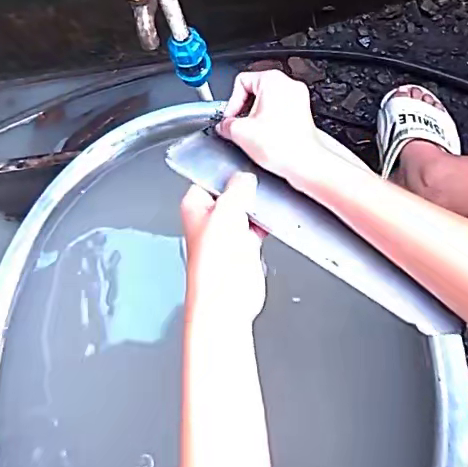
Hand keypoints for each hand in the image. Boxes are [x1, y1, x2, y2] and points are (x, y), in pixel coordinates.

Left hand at [181, 172, 265, 323]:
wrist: (227, 300)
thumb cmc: (213, 263)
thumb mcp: (226, 211)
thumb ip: (237, 189)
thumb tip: (245, 177)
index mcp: (194, 205)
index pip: (209, 176)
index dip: (226, 171)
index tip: (243, 165)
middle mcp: (208, 217)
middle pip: (230, 192)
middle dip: (244, 190)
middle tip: (257, 184)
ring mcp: (226, 232)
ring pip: (245, 208)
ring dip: (256, 207)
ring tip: (266, 201)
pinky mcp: (243, 246)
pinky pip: (257, 225)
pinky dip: (265, 222)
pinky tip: (273, 218)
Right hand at [218, 70, 360, 193]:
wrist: (306, 165)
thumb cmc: (282, 146)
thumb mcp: (240, 132)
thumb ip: (225, 124)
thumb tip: (223, 125)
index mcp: (272, 80)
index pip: (241, 82)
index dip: (232, 102)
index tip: (231, 118)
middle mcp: (288, 84)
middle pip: (254, 90)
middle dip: (244, 110)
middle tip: (241, 126)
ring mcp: (298, 98)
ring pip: (267, 101)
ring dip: (257, 116)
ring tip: (256, 133)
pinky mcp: (303, 112)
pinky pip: (279, 110)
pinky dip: (271, 122)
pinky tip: (267, 137)